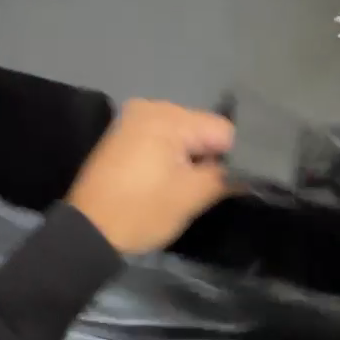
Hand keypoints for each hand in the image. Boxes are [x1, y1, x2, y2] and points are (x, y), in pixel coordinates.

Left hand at [65, 100, 234, 253]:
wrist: (87, 232)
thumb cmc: (140, 212)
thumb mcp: (190, 198)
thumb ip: (225, 178)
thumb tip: (252, 173)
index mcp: (168, 117)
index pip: (222, 129)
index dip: (237, 156)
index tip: (240, 182)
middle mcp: (151, 107)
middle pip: (202, 129)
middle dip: (212, 157)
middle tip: (216, 188)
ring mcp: (134, 120)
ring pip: (184, 136)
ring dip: (193, 159)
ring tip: (193, 187)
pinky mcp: (125, 136)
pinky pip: (163, 141)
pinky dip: (173, 158)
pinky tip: (173, 181)